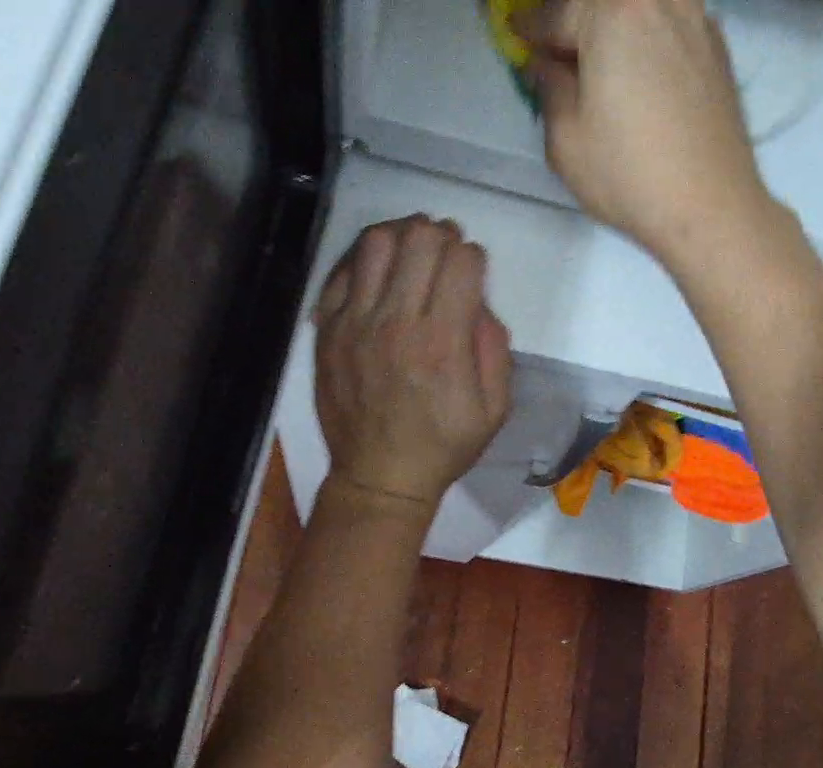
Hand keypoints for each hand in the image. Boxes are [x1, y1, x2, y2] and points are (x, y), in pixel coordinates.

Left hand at [313, 216, 513, 508]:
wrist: (379, 476)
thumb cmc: (443, 446)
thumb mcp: (493, 409)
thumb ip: (494, 348)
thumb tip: (477, 301)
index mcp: (442, 343)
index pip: (462, 260)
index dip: (473, 257)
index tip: (472, 273)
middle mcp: (397, 323)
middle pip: (420, 238)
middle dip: (441, 236)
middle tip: (444, 254)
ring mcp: (356, 323)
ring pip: (377, 242)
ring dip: (401, 237)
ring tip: (410, 255)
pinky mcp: (328, 330)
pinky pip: (343, 270)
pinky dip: (365, 261)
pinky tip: (378, 275)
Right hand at [519, 0, 773, 264]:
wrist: (709, 206)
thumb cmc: (628, 175)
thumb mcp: (565, 139)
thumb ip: (549, 88)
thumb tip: (546, 65)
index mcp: (612, 13)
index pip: (556, 13)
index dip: (530, 30)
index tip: (515, 37)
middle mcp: (658, 1)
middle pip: (602, 3)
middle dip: (574, 21)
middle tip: (556, 50)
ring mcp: (695, 18)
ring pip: (640, 7)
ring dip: (612, 25)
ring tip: (596, 59)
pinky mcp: (716, 46)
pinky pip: (669, 22)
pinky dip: (645, 34)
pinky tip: (635, 69)